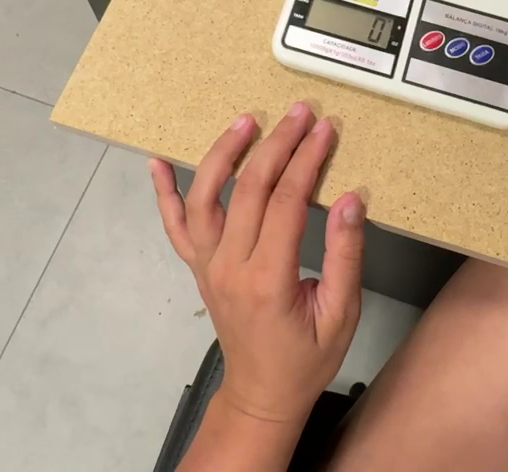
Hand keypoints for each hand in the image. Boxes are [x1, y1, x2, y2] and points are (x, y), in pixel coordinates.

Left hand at [149, 102, 365, 426]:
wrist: (262, 393)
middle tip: (300, 113)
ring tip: (246, 121)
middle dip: (277, 145)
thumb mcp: (343, 313)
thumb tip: (350, 199)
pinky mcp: (196, 266)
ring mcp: (206, 265)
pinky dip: (163, 192)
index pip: (287, 203)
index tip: (324, 130)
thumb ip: (346, 255)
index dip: (307, 161)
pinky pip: (174, 225)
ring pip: (204, 198)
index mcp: (269, 279)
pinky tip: (157, 162)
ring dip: (224, 154)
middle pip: (249, 190)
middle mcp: (229, 266)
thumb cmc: (306, 357)